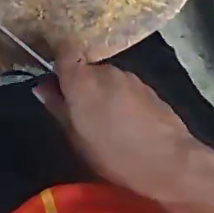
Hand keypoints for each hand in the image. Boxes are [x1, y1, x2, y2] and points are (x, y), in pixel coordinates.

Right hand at [35, 55, 213, 201]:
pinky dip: (120, 100)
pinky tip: (127, 124)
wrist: (170, 161)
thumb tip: (43, 87)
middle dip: (81, 86)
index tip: (55, 82)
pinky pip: (125, 89)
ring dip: (102, 94)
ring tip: (106, 125)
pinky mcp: (149, 88)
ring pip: (107, 80)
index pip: (65, 51)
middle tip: (79, 115)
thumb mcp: (77, 138)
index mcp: (83, 80)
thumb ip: (58, 108)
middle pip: (86, 69)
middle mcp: (106, 70)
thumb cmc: (115, 155)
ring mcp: (131, 77)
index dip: (58, 63)